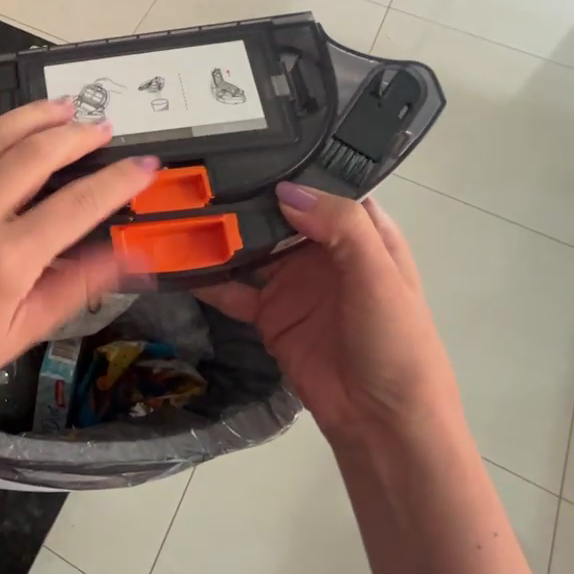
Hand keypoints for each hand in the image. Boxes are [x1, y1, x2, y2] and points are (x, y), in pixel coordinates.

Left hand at [0, 91, 159, 450]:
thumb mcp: (22, 333)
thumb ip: (74, 286)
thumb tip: (126, 254)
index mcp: (5, 263)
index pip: (76, 206)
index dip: (117, 181)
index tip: (143, 166)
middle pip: (36, 155)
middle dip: (79, 135)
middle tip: (103, 129)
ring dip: (32, 115)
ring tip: (64, 107)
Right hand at [197, 183, 458, 443]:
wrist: (382, 424)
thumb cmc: (396, 344)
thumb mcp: (380, 278)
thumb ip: (340, 227)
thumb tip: (283, 192)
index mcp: (363, 237)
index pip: (326, 191)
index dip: (293, 171)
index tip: (251, 149)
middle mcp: (323, 254)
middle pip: (278, 217)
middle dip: (243, 200)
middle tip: (198, 177)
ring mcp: (292, 284)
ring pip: (250, 250)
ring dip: (219, 236)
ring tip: (178, 212)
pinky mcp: (267, 315)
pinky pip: (231, 290)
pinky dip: (205, 278)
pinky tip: (177, 262)